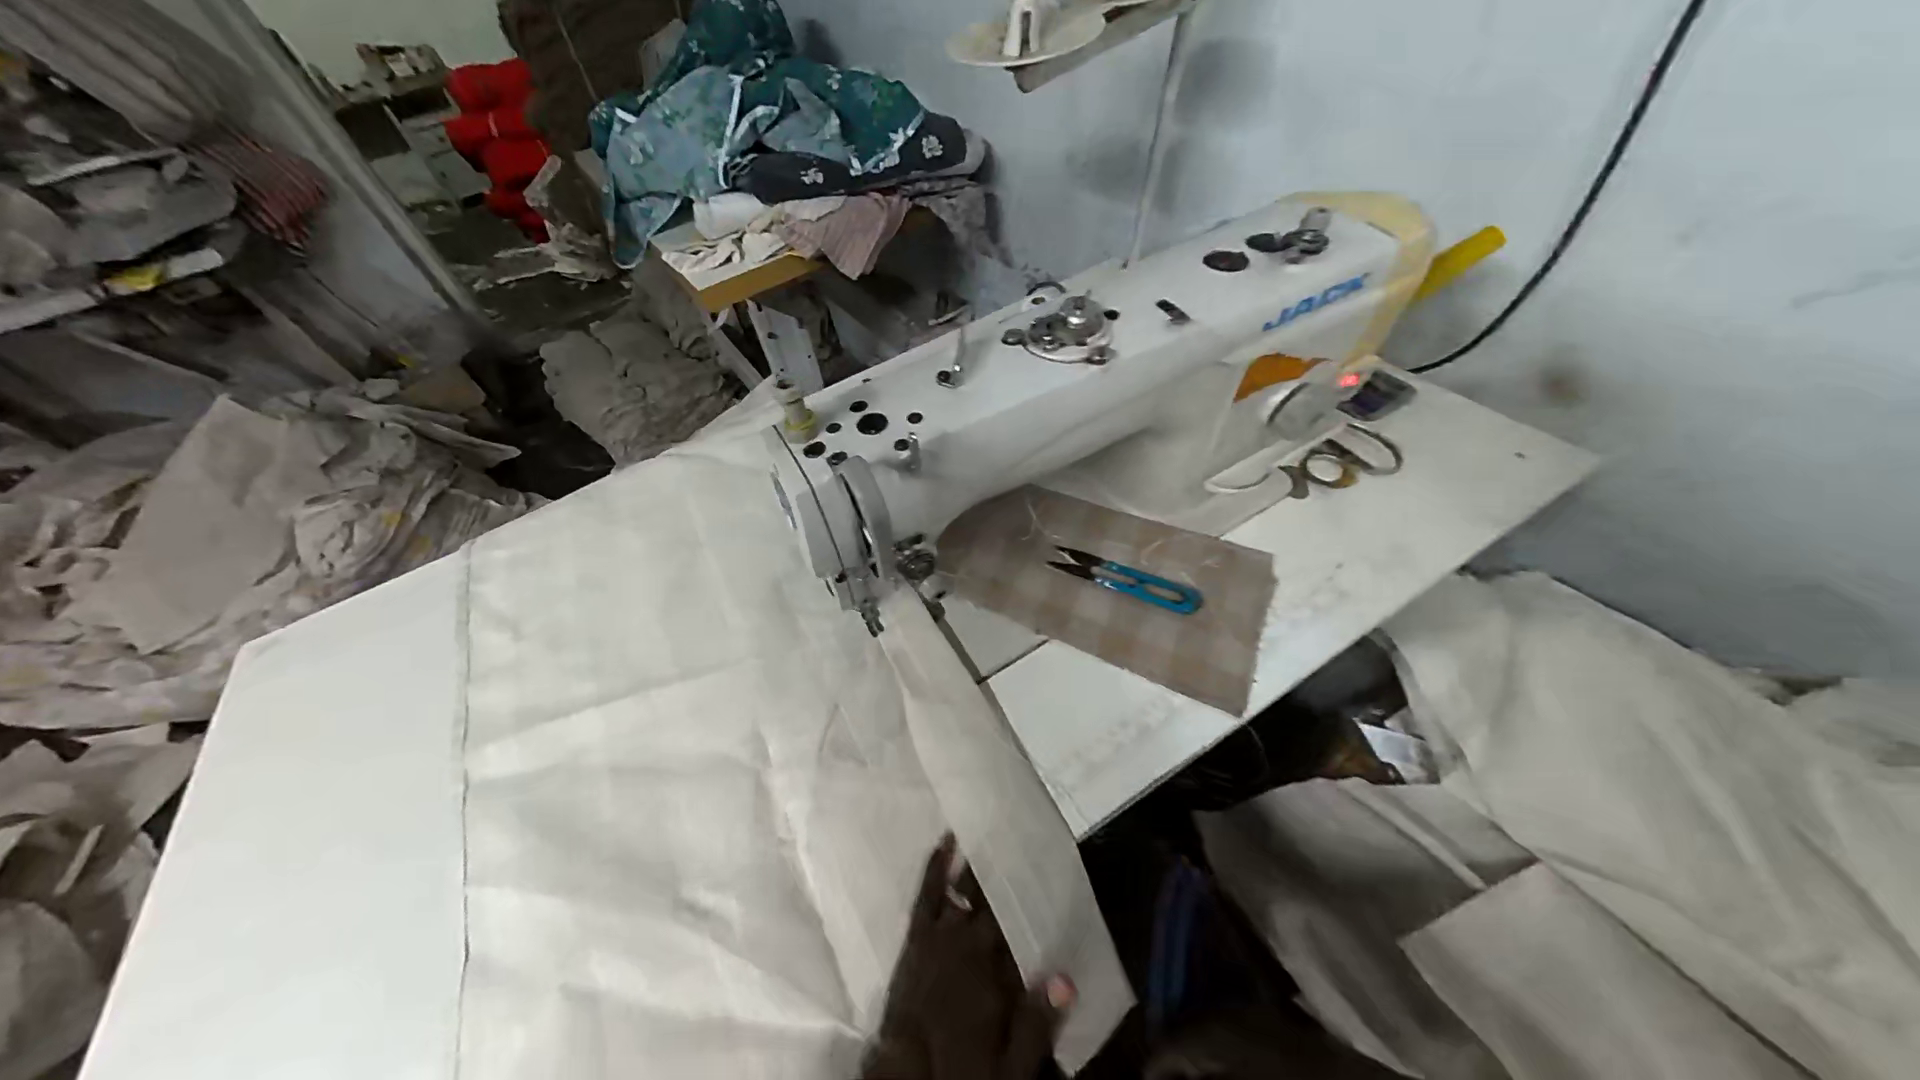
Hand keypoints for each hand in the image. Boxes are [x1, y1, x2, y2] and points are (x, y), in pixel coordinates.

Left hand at [863, 835, 1074, 1079]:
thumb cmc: (959, 1073)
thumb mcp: (1010, 1068)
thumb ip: (1036, 1025)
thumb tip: (1065, 978)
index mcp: (999, 978)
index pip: (1023, 931)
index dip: (1036, 900)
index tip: (1051, 867)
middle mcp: (971, 949)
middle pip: (997, 905)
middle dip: (1011, 873)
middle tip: (1027, 835)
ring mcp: (941, 938)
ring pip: (966, 891)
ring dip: (980, 862)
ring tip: (994, 826)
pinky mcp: (917, 938)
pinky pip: (928, 893)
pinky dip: (937, 865)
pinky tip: (947, 841)